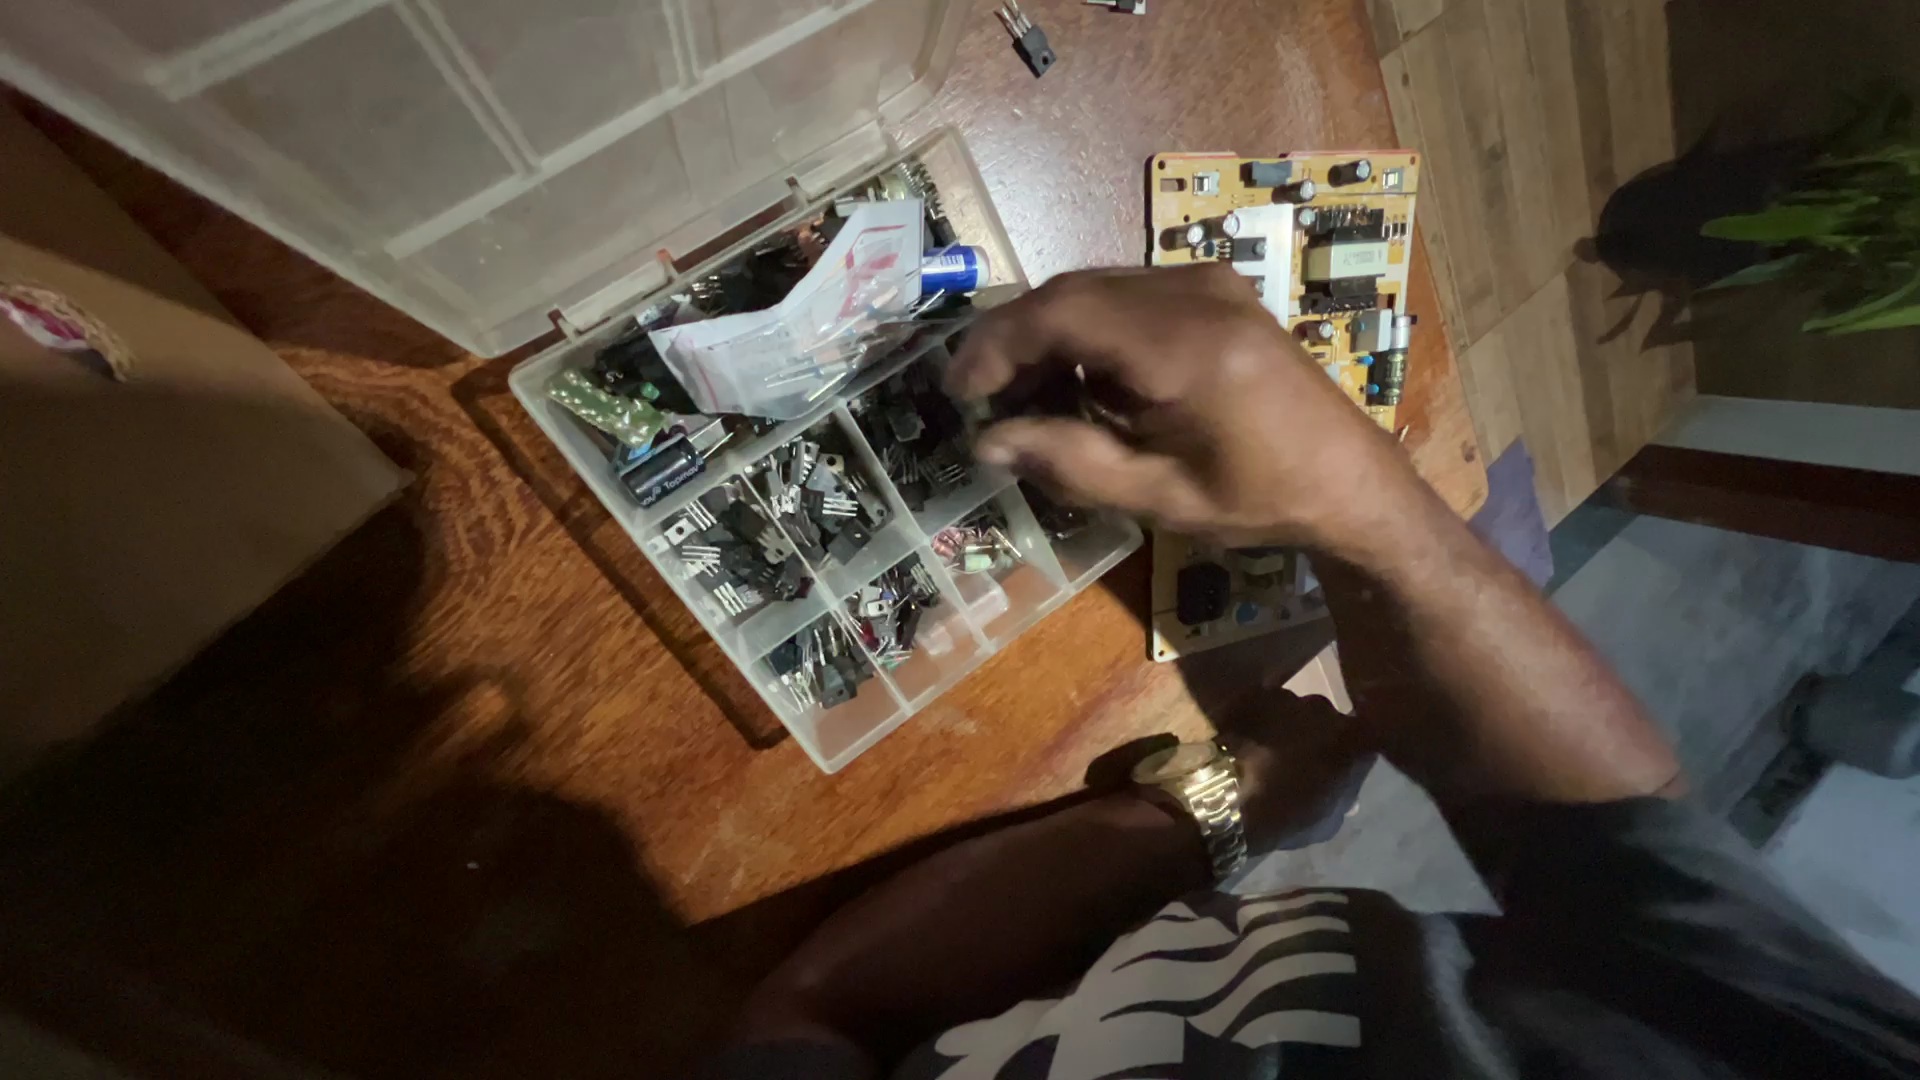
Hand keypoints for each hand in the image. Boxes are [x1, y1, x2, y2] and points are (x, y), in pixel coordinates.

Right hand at [947, 265, 1428, 554]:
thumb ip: (1067, 462)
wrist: (1348, 479)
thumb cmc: (1257, 499)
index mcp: (1183, 346)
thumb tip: (986, 442)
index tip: (960, 393)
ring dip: (1045, 336)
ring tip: (1023, 398)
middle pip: (1069, 291)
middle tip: (983, 400)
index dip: (995, 346)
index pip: (1059, 312)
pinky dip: (1083, 332)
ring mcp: (1206, 283)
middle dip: (1012, 342)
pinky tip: (1077, 380)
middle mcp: (1193, 293)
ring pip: (1091, 288)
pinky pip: (1122, 295)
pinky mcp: (1212, 291)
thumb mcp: (1156, 497)